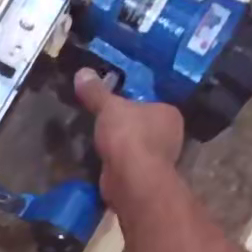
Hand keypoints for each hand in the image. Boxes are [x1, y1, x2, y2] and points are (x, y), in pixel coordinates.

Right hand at [74, 66, 184, 204]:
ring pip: (136, 147)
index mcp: (170, 113)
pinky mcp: (145, 179)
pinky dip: (117, 163)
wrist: (131, 179)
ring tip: (99, 140)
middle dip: (126, 126)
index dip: (133, 102)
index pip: (152, 103)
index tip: (114, 103)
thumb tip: (81, 72)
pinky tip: (102, 160)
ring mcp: (159, 160)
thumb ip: (95, 91)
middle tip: (103, 120)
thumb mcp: (108, 107)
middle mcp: (170, 136)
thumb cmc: (128, 135)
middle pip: (144, 126)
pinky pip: (128, 165)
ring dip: (121, 146)